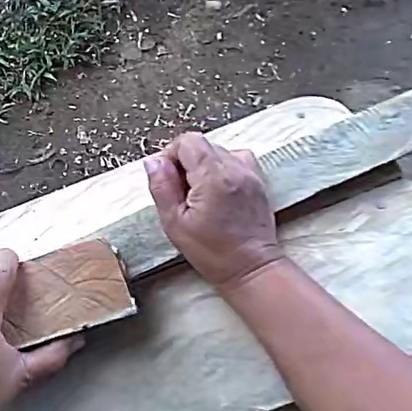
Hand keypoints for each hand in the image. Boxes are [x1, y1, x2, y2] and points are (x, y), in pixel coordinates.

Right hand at [144, 132, 285, 289]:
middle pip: (202, 144)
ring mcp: (250, 173)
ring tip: (200, 194)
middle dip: (186, 162)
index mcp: (213, 177)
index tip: (168, 179)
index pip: (187, 142)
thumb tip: (153, 162)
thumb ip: (162, 187)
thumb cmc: (213, 253)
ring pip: (218, 151)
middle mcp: (235, 168)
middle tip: (182, 192)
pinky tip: (217, 190)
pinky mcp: (258, 181)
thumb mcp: (175, 223)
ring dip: (204, 166)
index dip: (171, 156)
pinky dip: (222, 168)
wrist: (251, 268)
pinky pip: (235, 160)